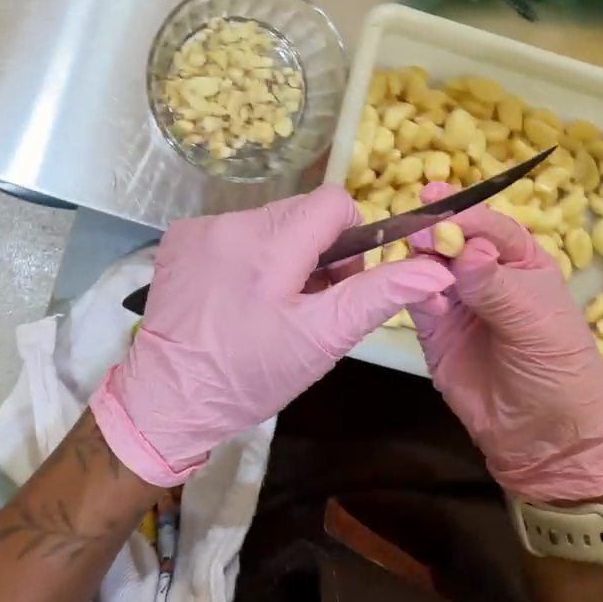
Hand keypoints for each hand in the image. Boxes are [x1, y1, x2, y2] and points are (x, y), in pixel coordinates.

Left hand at [91, 185, 453, 486]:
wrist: (168, 399)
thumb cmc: (251, 375)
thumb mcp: (321, 341)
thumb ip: (376, 297)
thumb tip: (434, 269)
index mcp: (271, 244)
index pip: (333, 202)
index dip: (349, 237)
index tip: (337, 280)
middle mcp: (233, 223)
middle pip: (299, 211)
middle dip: (314, 248)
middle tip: (303, 301)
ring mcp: (200, 227)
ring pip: (266, 220)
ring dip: (278, 251)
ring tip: (266, 303)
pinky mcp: (178, 238)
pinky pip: (231, 230)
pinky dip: (243, 254)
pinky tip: (233, 295)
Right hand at [409, 182, 602, 503]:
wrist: (544, 444)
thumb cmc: (560, 375)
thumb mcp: (539, 327)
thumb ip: (498, 288)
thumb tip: (466, 250)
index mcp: (523, 263)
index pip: (491, 226)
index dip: (467, 212)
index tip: (440, 202)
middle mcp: (486, 273)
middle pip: (455, 238)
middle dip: (437, 227)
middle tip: (420, 229)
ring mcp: (457, 299)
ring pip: (430, 263)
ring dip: (419, 253)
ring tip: (411, 250)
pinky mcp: (432, 327)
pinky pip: (415, 298)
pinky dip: (407, 286)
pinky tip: (405, 282)